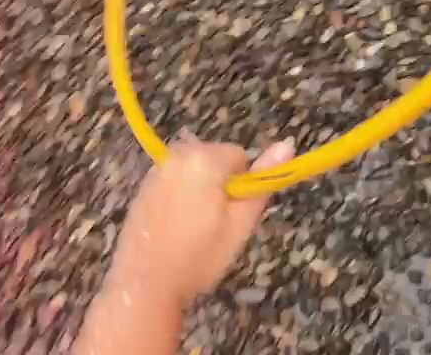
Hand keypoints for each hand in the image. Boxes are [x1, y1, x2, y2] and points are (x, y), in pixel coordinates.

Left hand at [103, 135, 294, 308]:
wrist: (143, 286)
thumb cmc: (198, 256)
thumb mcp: (240, 223)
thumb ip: (263, 181)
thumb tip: (287, 144)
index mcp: (205, 158)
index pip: (240, 156)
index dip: (241, 185)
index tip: (231, 214)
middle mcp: (179, 154)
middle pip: (216, 159)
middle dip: (220, 184)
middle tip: (214, 224)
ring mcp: (158, 170)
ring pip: (195, 171)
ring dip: (200, 189)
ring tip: (193, 229)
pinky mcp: (143, 187)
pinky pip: (175, 181)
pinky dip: (180, 196)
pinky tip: (175, 227)